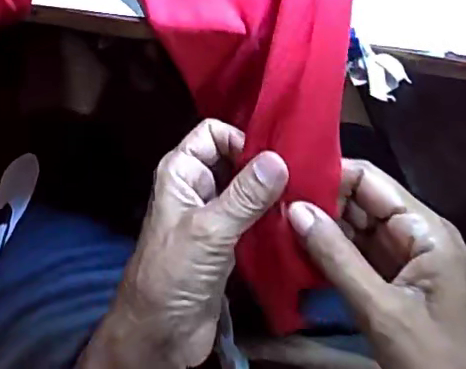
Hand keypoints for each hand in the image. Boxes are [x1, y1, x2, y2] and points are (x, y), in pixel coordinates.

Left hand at [79, 120, 287, 368]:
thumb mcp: (210, 229)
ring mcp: (211, 214)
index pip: (212, 133)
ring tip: (305, 202)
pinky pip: (251, 219)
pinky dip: (271, 220)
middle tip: (301, 180)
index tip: (276, 159)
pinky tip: (296, 226)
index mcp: (181, 170)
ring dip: (270, 196)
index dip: (241, 139)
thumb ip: (244, 196)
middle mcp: (196, 185)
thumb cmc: (173, 271)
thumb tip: (278, 158)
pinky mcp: (226, 242)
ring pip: (245, 190)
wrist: (160, 331)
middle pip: (232, 159)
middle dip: (262, 167)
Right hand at [287, 160, 465, 368]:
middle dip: (316, 199)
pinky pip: (354, 252)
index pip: (367, 178)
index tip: (282, 177)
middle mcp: (415, 235)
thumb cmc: (437, 364)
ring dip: (317, 224)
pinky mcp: (393, 283)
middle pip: (357, 198)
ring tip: (273, 218)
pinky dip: (326, 249)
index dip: (326, 172)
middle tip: (270, 199)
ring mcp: (404, 259)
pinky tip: (293, 245)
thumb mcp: (384, 313)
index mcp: (425, 230)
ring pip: (351, 225)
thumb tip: (293, 206)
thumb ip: (337, 257)